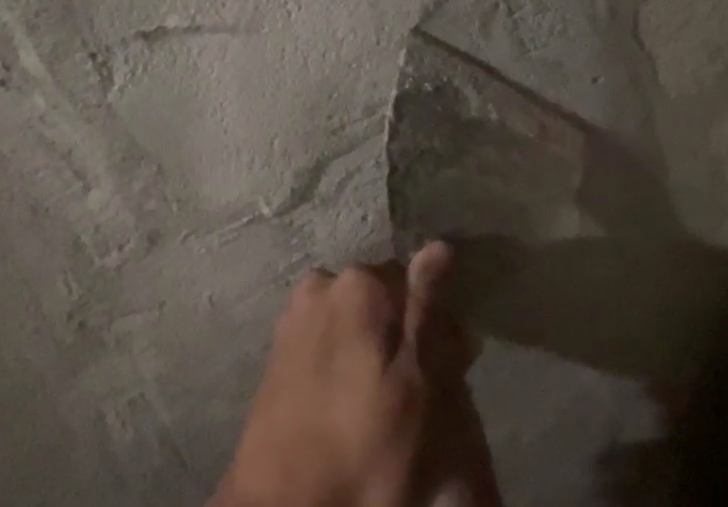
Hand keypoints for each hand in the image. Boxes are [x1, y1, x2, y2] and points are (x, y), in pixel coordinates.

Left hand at [211, 241, 501, 506]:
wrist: (283, 502)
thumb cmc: (363, 444)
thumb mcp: (415, 382)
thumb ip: (427, 309)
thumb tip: (439, 246)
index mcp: (357, 283)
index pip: (416, 276)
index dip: (438, 318)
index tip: (449, 359)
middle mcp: (320, 284)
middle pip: (382, 295)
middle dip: (404, 329)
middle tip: (418, 385)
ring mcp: (293, 315)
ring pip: (354, 318)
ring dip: (374, 346)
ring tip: (384, 399)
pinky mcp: (277, 348)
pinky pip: (327, 337)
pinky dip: (344, 359)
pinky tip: (350, 399)